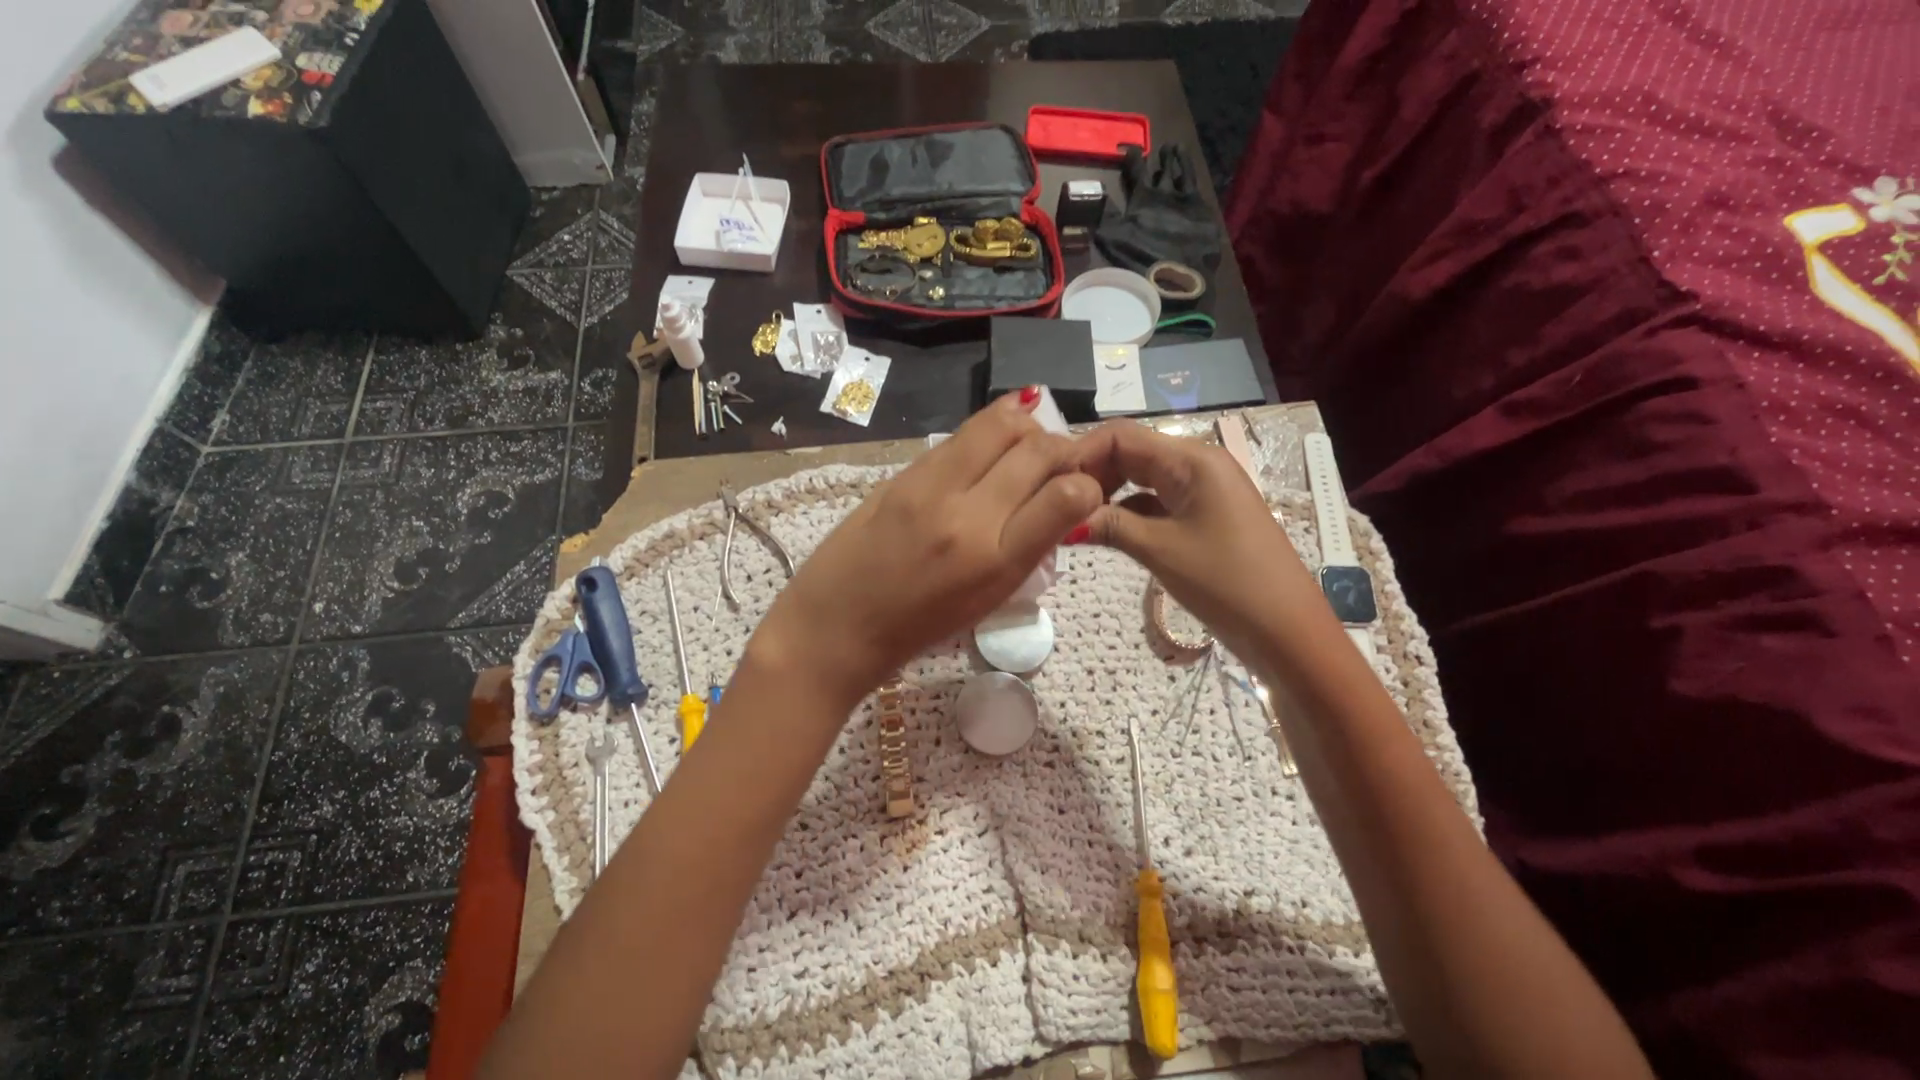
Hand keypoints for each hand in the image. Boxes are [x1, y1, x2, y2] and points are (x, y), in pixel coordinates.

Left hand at [751, 389, 1102, 709]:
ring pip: (1000, 425)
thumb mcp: (988, 600)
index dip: (1086, 484)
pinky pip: (959, 436)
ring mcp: (932, 490)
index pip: (1067, 497)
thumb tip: (1059, 502)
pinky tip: (987, 448)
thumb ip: (1025, 548)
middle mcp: (970, 519)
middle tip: (1057, 460)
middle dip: (1062, 449)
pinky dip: (986, 433)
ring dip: (1025, 429)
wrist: (835, 629)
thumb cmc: (916, 629)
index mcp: (997, 564)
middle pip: (1038, 450)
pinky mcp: (901, 475)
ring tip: (1022, 447)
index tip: (1080, 488)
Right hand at [1072, 421, 1317, 656]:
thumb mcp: (1160, 550)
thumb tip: (1061, 520)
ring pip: (1141, 478)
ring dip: (1106, 493)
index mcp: (1191, 458)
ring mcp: (1202, 490)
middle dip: (1090, 473)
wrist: (1287, 629)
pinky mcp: (1204, 515)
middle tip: (1051, 504)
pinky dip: (1127, 511)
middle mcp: (1197, 463)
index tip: (1045, 484)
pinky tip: (1101, 531)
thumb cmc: (1226, 582)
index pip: (1120, 435)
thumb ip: (1109, 526)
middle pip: (1130, 452)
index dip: (1079, 453)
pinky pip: (1156, 501)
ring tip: (1069, 520)